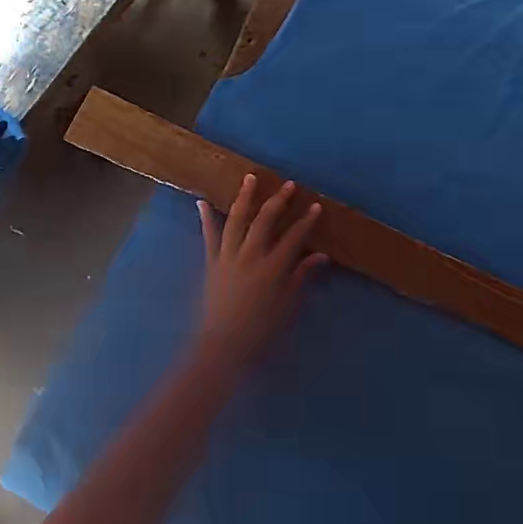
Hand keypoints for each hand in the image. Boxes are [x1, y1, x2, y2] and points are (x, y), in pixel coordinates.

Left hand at [195, 174, 327, 369]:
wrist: (223, 345)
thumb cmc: (261, 330)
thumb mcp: (288, 305)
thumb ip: (302, 277)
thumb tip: (321, 256)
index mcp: (272, 268)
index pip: (294, 237)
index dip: (306, 221)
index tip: (315, 206)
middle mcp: (250, 256)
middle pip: (265, 220)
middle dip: (278, 201)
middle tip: (289, 185)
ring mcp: (227, 256)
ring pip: (236, 219)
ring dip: (244, 197)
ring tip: (249, 178)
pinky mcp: (211, 262)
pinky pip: (208, 236)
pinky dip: (205, 218)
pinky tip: (202, 200)